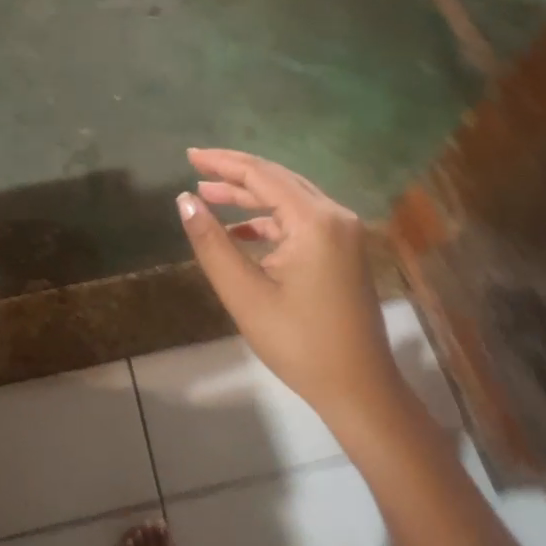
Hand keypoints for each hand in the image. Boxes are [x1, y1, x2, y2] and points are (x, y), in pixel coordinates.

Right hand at [177, 148, 397, 420]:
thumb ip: (212, 242)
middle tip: (196, 167)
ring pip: (290, 198)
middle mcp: (334, 216)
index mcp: (314, 221)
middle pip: (278, 179)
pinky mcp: (345, 250)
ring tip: (210, 196)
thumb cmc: (299, 343)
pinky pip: (302, 219)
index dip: (223, 162)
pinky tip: (242, 232)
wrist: (360, 390)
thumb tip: (185, 200)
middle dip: (235, 173)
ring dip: (251, 196)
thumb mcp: (245, 294)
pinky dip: (270, 219)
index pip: (261, 174)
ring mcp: (344, 233)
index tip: (189, 156)